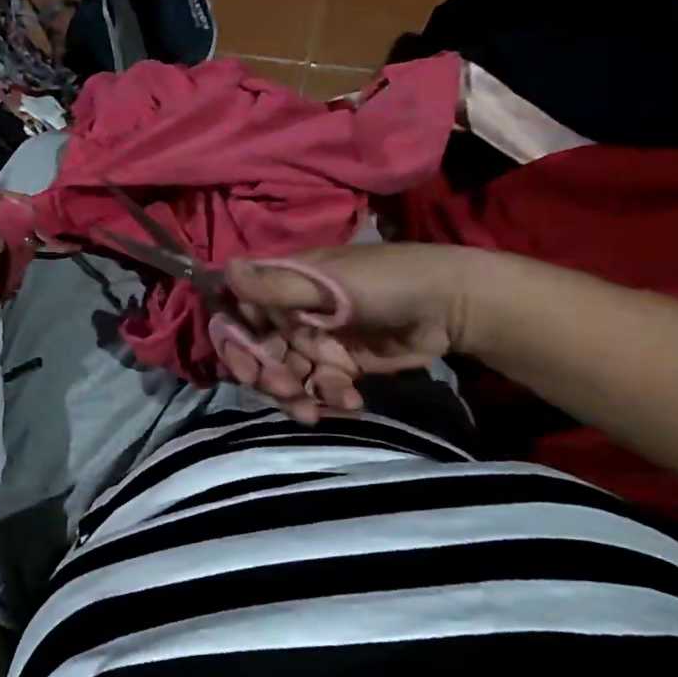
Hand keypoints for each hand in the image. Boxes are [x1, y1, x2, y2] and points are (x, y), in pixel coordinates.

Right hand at [223, 243, 481, 420]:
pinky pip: (319, 387)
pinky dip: (328, 398)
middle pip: (257, 352)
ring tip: (313, 408)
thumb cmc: (388, 281)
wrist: (451, 305)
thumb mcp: (331, 283)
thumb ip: (278, 285)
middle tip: (287, 389)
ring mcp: (316, 341)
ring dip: (293, 395)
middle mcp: (293, 314)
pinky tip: (350, 400)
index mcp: (285, 286)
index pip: (239, 314)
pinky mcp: (340, 365)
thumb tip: (226, 268)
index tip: (246, 364)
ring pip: (285, 375)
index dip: (234, 341)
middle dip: (266, 376)